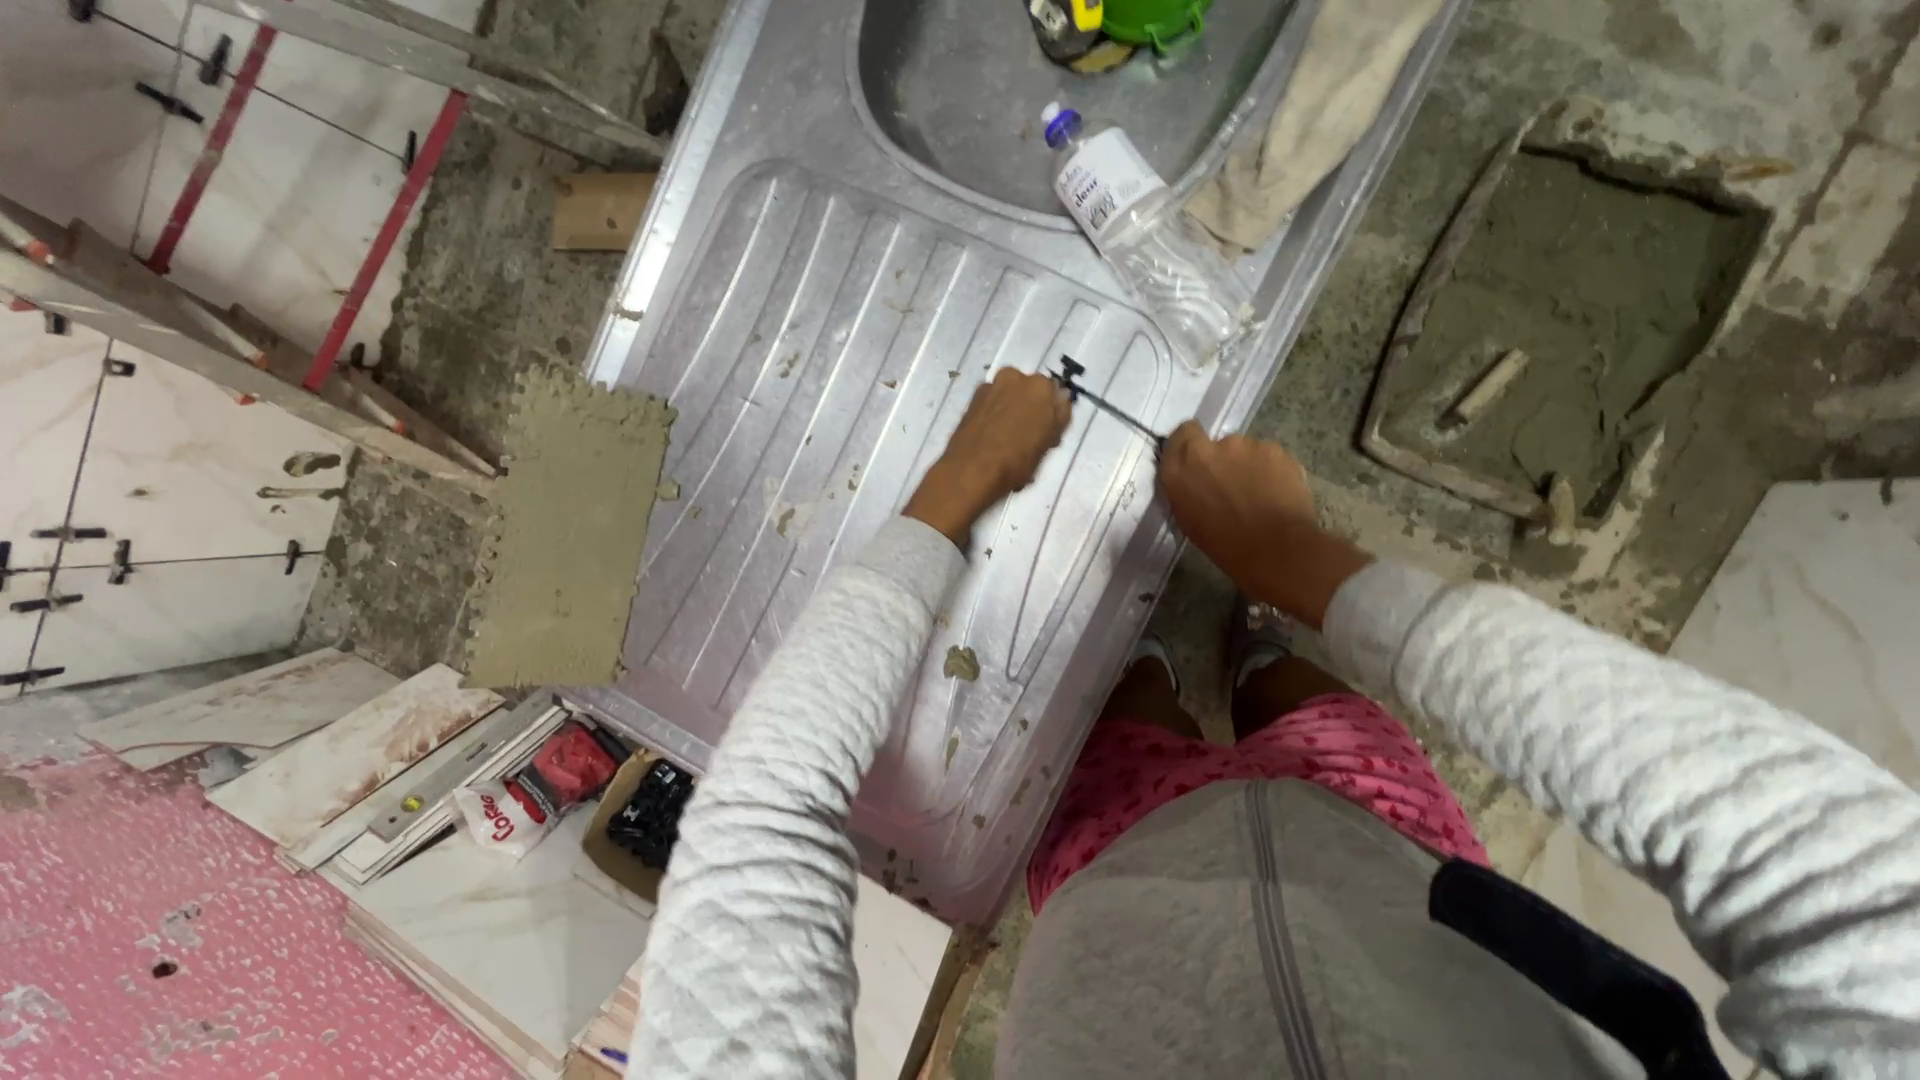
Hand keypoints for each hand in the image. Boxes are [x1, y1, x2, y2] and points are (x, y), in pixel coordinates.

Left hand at [905, 368, 1071, 545]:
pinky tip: (991, 437)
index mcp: (1040, 386)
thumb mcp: (1048, 443)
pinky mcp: (971, 400)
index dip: (1051, 417)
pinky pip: (991, 405)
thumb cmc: (1017, 459)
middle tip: (1028, 438)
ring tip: (1007, 440)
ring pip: (1009, 397)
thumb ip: (1059, 416)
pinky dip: (994, 415)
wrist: (971, 469)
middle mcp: (1014, 377)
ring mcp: (990, 386)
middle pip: (1030, 393)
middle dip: (1031, 409)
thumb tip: (1061, 400)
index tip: (1047, 435)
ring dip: (1011, 411)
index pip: (1054, 398)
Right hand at [1157, 422, 1370, 628]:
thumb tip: (1196, 479)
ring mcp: (1243, 445)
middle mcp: (1208, 450)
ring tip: (1261, 493)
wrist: (1274, 548)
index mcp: (1179, 470)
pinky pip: (1269, 456)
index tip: (1201, 461)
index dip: (1193, 444)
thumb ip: (1188, 488)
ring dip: (1249, 465)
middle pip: (1216, 443)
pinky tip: (1278, 493)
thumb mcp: (1189, 518)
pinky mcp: (1274, 449)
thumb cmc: (1225, 545)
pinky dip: (1272, 469)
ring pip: (1245, 449)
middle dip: (1224, 458)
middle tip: (1234, 485)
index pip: (1182, 435)